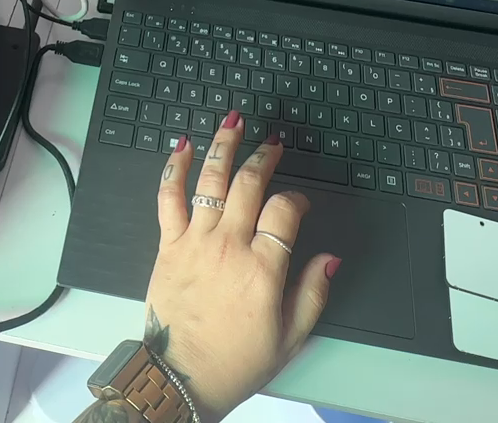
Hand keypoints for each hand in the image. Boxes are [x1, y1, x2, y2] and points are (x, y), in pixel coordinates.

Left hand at [144, 112, 339, 421]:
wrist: (182, 377)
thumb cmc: (236, 360)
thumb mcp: (289, 338)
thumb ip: (313, 294)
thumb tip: (328, 258)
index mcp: (262, 269)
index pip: (285, 212)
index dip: (297, 200)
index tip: (300, 203)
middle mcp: (229, 246)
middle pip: (249, 184)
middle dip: (264, 157)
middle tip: (273, 142)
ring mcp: (196, 240)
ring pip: (211, 179)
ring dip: (224, 145)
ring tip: (234, 121)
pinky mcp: (169, 243)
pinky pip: (169, 196)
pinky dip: (175, 167)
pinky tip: (184, 145)